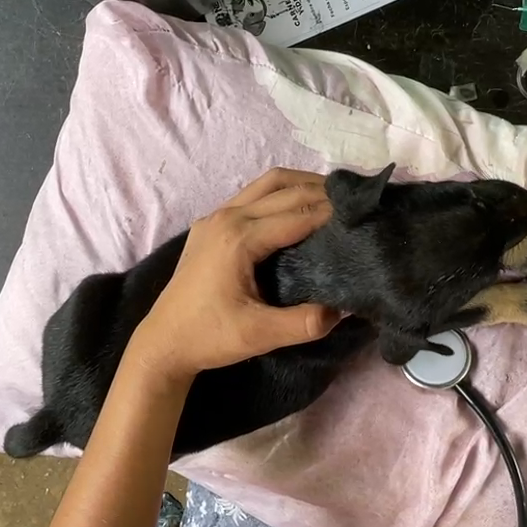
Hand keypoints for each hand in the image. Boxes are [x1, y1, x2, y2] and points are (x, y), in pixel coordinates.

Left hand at [126, 169, 340, 382]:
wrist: (162, 343)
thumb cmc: (209, 337)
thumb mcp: (260, 335)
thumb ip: (305, 323)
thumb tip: (344, 310)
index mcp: (239, 237)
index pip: (297, 214)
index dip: (333, 214)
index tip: (364, 215)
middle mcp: (227, 217)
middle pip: (285, 189)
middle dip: (323, 193)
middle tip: (358, 203)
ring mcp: (216, 217)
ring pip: (267, 183)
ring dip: (301, 185)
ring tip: (335, 198)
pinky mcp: (211, 224)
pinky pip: (253, 194)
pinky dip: (282, 193)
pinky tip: (299, 208)